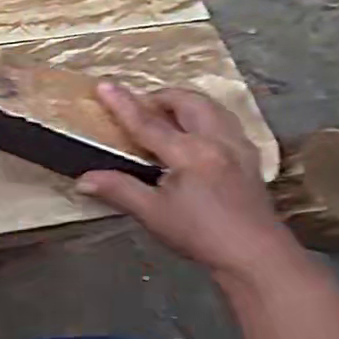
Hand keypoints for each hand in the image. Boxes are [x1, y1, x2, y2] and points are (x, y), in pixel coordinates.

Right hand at [75, 83, 290, 279]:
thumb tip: (84, 180)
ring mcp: (238, 146)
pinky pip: (227, 122)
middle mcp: (216, 140)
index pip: (148, 123)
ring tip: (168, 114)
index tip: (105, 84)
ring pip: (211, 107)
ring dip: (186, 103)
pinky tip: (200, 134)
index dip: (123, 104)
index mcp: (190, 153)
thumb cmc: (200, 235)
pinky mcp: (250, 158)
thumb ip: (120, 190)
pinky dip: (207, 117)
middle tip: (141, 107)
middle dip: (161, 97)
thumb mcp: (154, 215)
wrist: (254, 255)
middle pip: (187, 102)